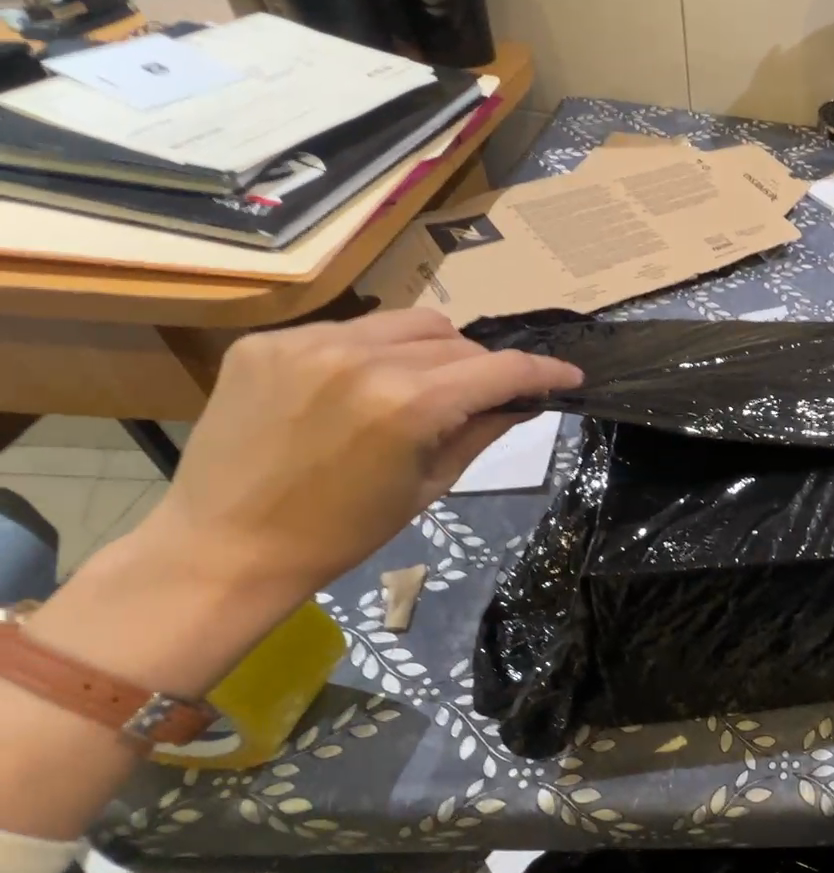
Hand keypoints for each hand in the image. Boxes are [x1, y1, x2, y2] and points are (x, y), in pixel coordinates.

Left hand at [144, 308, 582, 610]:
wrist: (225, 548)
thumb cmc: (344, 532)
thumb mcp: (432, 484)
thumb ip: (484, 429)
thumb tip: (525, 399)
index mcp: (409, 405)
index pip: (501, 368)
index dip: (544, 370)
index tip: (570, 375)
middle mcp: (363, 359)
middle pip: (460, 341)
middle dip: (483, 368)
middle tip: (483, 399)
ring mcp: (309, 344)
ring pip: (411, 324)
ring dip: (435, 351)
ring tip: (422, 386)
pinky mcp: (269, 342)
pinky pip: (352, 330)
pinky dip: (375, 352)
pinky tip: (360, 387)